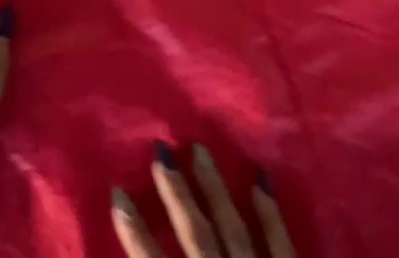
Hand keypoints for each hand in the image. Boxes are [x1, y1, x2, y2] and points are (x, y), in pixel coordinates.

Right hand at [111, 142, 295, 257]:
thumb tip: (146, 248)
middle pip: (196, 235)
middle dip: (177, 193)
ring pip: (235, 229)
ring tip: (199, 150)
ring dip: (215, 189)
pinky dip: (271, 213)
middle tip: (161, 151)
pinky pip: (281, 244)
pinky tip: (260, 180)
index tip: (117, 193)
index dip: (133, 231)